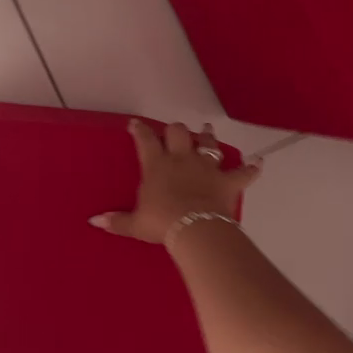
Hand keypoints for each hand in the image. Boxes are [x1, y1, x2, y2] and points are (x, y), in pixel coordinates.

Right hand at [89, 119, 262, 243]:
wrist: (194, 228)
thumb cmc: (161, 222)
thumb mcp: (134, 223)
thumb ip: (116, 220)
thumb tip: (94, 221)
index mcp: (157, 165)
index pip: (145, 140)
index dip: (140, 130)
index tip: (136, 124)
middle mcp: (181, 159)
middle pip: (178, 132)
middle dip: (175, 130)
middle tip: (174, 132)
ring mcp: (207, 167)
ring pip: (209, 144)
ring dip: (208, 137)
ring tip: (208, 130)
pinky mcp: (227, 181)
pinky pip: (243, 172)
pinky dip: (251, 168)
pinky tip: (258, 163)